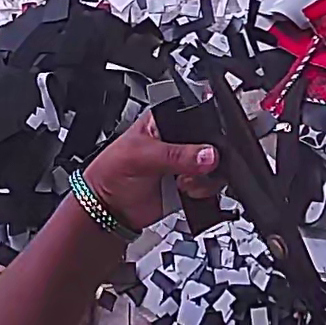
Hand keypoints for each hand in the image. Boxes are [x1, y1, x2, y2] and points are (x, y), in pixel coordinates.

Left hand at [82, 111, 221, 229]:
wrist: (109, 209)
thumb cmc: (112, 172)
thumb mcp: (140, 156)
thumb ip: (174, 155)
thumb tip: (208, 155)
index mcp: (164, 120)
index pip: (195, 115)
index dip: (204, 128)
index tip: (203, 145)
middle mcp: (179, 140)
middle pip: (211, 141)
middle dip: (208, 156)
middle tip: (191, 167)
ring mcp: (187, 162)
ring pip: (216, 164)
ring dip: (205, 176)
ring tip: (183, 182)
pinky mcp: (192, 184)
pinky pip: (212, 185)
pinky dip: (206, 190)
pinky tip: (187, 191)